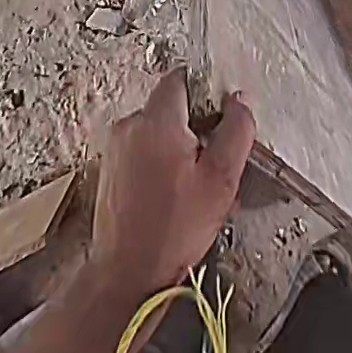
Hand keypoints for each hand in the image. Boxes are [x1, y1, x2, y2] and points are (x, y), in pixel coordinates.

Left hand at [88, 71, 255, 304]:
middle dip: (196, 127)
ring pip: (158, 130)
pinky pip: (143, 149)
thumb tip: (240, 101)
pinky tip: (175, 195)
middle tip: (212, 162)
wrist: (127, 273)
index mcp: (157, 121)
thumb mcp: (221, 179)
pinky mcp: (111, 167)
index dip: (204, 92)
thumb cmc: (173, 230)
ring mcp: (116, 146)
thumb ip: (236, 131)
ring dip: (179, 148)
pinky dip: (160, 162)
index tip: (220, 115)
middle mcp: (131, 126)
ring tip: (195, 187)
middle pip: (171, 106)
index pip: (180, 79)